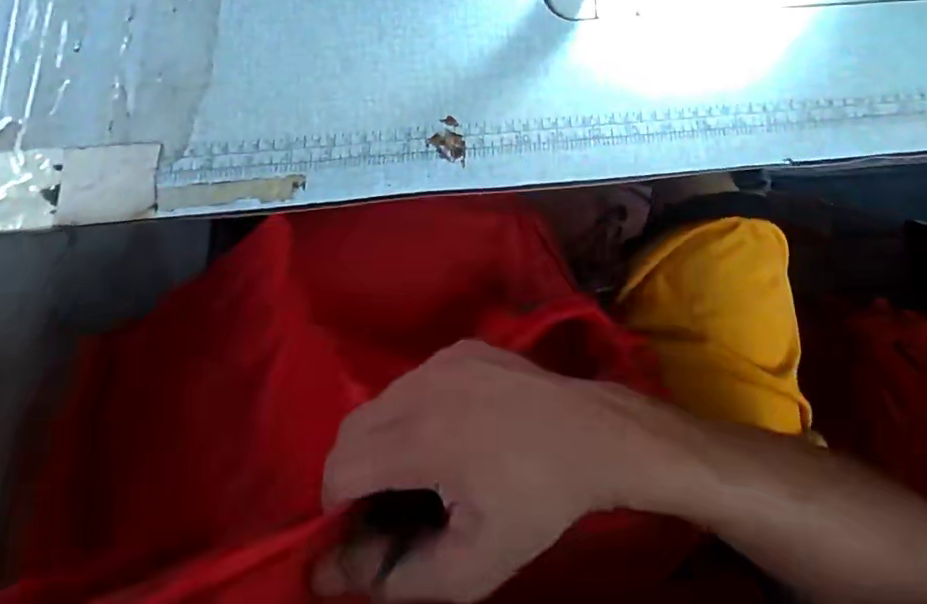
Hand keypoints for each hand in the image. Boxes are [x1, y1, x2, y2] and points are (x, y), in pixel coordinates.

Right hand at [313, 340, 660, 601]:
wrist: (593, 436)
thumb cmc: (536, 502)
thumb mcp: (472, 567)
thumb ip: (396, 578)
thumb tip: (333, 573)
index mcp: (423, 438)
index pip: (338, 469)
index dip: (339, 509)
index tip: (370, 527)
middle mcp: (426, 386)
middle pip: (351, 431)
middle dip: (355, 472)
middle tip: (391, 502)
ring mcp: (447, 359)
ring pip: (381, 400)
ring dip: (382, 437)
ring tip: (422, 467)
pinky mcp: (465, 348)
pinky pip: (415, 379)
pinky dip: (413, 406)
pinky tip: (451, 428)